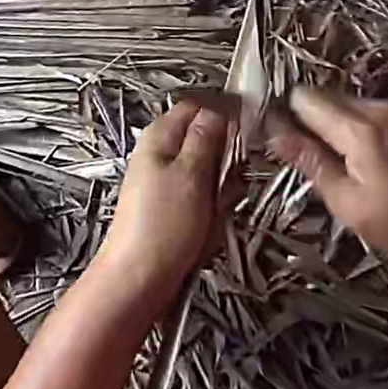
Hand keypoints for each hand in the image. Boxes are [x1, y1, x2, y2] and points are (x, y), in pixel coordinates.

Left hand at [97, 100, 239, 306]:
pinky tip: (208, 228)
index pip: (198, 105)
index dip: (225, 113)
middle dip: (224, 160)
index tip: (249, 128)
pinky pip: (202, 199)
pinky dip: (211, 211)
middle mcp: (160, 152)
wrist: (137, 282)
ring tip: (216, 211)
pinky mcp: (172, 207)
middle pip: (205, 140)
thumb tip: (220, 108)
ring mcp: (166, 180)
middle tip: (229, 182)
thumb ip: (207, 137)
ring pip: (208, 172)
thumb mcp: (191, 174)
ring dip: (220, 190)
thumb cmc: (162, 226)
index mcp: (160, 135)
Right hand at [267, 84, 387, 274]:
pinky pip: (368, 110)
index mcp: (360, 130)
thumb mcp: (349, 204)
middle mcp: (378, 108)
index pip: (304, 100)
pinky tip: (370, 159)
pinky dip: (358, 127)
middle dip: (313, 121)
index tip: (286, 140)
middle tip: (317, 158)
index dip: (289, 117)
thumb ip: (310, 162)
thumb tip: (273, 131)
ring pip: (345, 102)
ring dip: (336, 124)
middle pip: (325, 96)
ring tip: (346, 163)